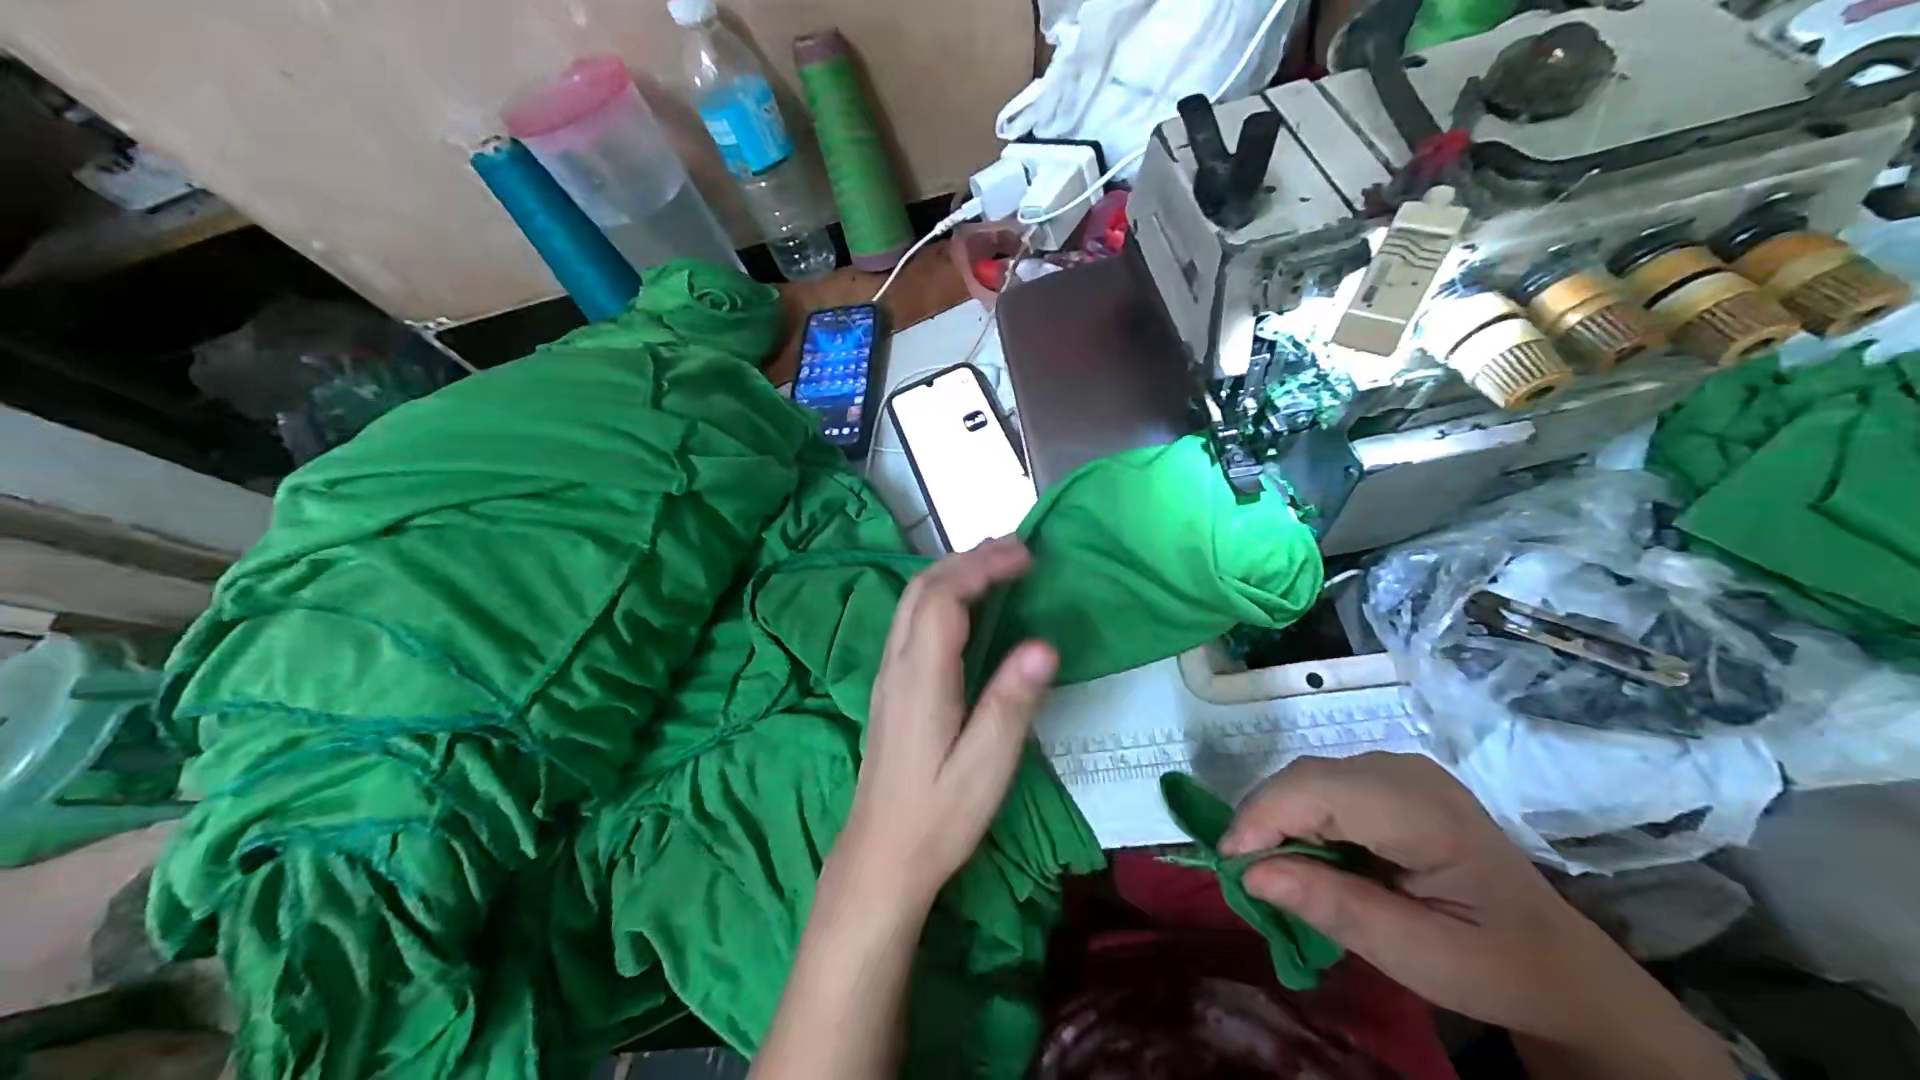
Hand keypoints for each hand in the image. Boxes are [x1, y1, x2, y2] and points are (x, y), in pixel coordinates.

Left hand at [839, 537, 1058, 906]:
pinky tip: (968, 607)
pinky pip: (912, 620)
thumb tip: (1044, 645)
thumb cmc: (937, 818)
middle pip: (923, 588)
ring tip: (998, 565)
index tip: (1027, 556)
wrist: (879, 856)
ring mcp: (888, 674)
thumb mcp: (985, 769)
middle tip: (1018, 549)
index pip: (944, 597)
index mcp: (920, 677)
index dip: (983, 566)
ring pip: (913, 601)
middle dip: (968, 559)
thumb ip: (1011, 703)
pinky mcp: (891, 687)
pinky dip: (942, 595)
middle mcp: (897, 665)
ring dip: (953, 572)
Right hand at [1222, 753, 1737, 1079]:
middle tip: (1248, 876)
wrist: (1558, 964)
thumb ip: (1336, 909)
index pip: (1318, 789)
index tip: (1232, 867)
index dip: (1263, 817)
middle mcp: (1405, 772)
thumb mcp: (1420, 957)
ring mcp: (1397, 770)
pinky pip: (1322, 786)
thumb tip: (1251, 873)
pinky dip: (1299, 819)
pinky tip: (1309, 857)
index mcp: (1425, 811)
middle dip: (1264, 821)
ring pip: (1307, 778)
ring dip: (1278, 820)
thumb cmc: (1496, 965)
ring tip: (1275, 871)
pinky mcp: (1388, 780)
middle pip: (1306, 778)